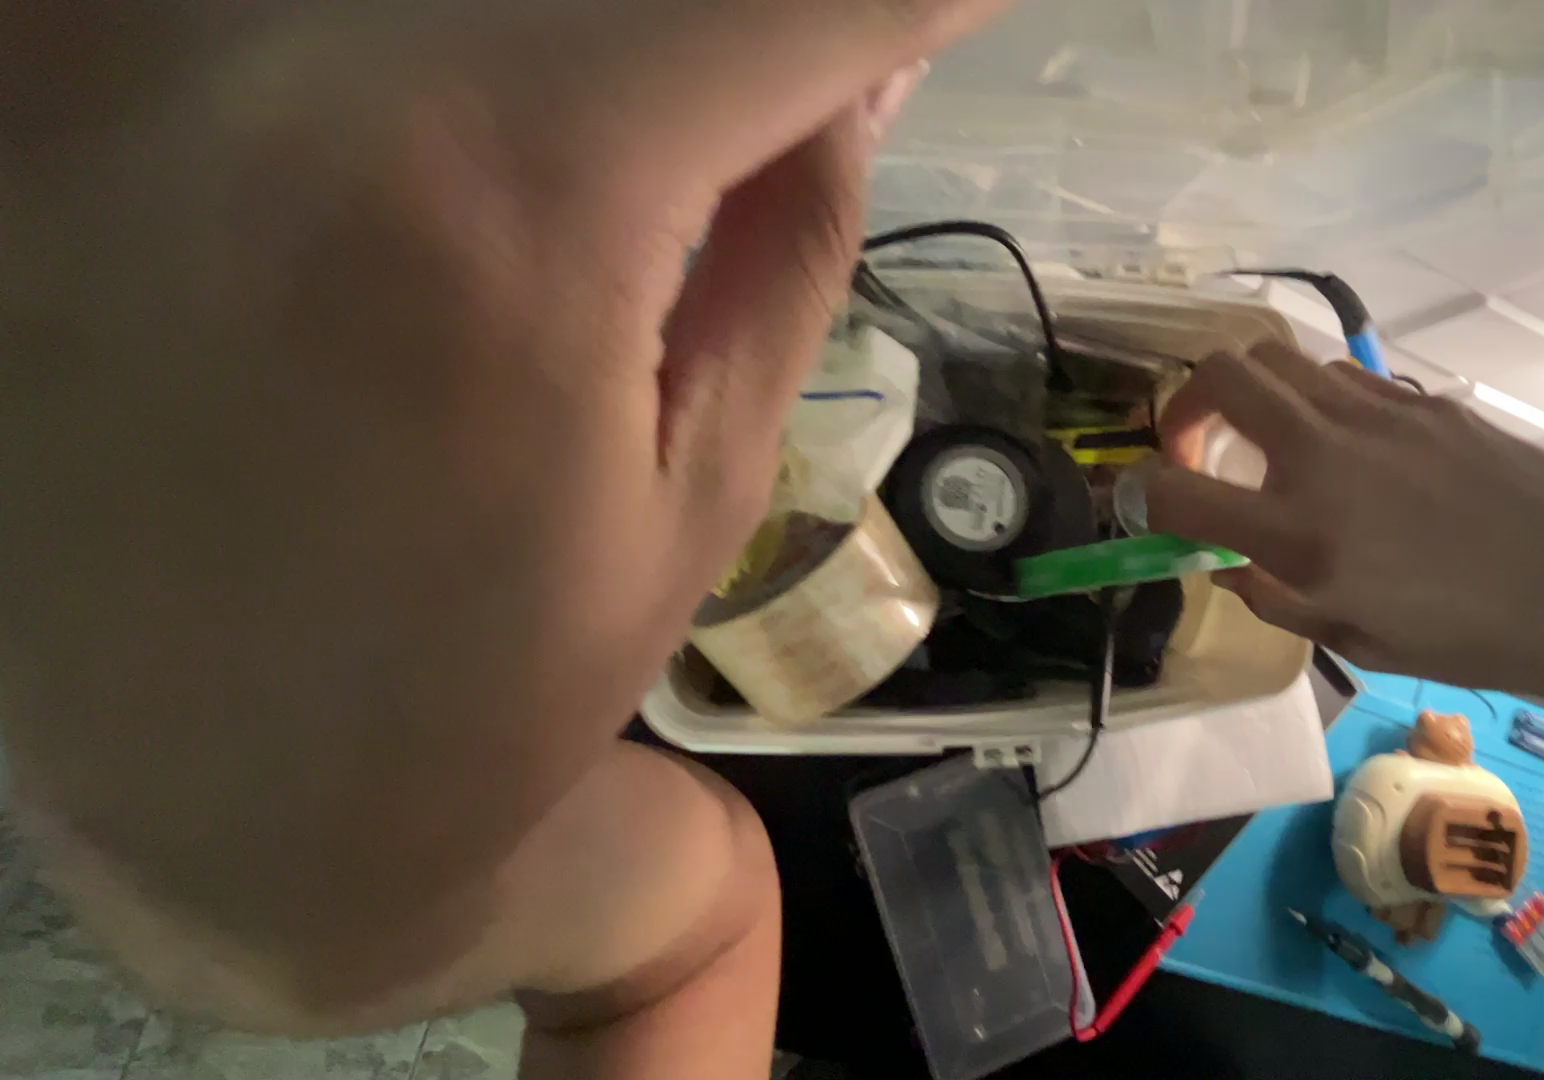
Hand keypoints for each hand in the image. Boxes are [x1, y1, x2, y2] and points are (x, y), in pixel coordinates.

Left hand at [0, 0, 1000, 951]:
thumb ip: (793, 238)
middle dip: (772, 27)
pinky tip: (580, 144)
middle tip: (837, 77)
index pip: (772, 4)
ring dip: (639, 47)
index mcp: (511, 196)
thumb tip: (864, 72)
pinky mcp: (59, 69)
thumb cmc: (517, 665)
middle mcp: (298, 49)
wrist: (235, 789)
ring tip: (713, 147)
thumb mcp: (711, 473)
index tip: (963, 5)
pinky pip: (375, 32)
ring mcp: (129, 32)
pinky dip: (507, 59)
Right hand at [1145, 346, 1543, 707]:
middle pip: (1220, 373)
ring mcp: (1379, 413)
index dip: (1141, 492)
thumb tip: (1229, 566)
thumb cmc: (1469, 637)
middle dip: (1185, 403)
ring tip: (1268, 441)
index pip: (1176, 489)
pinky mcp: (1425, 400)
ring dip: (1249, 392)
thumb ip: (1270, 597)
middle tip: (1197, 445)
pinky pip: (1340, 376)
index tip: (1145, 502)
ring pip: (1279, 356)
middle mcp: (1326, 454)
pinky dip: (1313, 399)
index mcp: (1300, 531)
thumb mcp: (1350, 640)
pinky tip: (1343, 446)